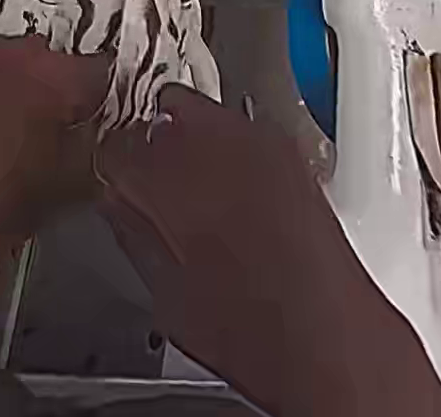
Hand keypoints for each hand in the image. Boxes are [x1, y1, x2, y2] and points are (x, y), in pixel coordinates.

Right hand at [98, 86, 440, 416]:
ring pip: (201, 108)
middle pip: (161, 108)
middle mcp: (210, 143)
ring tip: (191, 174)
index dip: (111, 160)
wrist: (328, 332)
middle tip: (150, 168)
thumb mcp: (167, 292)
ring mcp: (252, 138)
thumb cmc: (250, 327)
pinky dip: (225, 141)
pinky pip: (238, 125)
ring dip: (188, 132)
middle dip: (150, 135)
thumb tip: (118, 202)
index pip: (118, 145)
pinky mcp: (284, 146)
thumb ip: (134, 231)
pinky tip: (229, 180)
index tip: (115, 173)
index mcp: (166, 178)